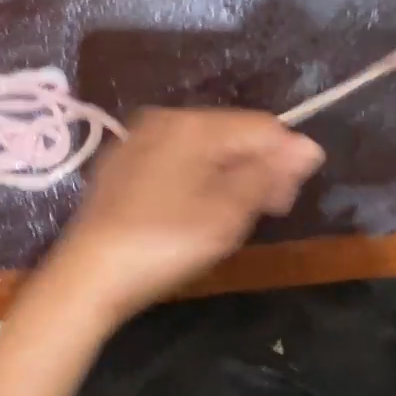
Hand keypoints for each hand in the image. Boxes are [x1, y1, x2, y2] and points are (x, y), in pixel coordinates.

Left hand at [40, 108, 323, 321]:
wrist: (87, 276)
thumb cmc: (163, 244)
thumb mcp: (225, 213)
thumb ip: (268, 176)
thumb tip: (308, 147)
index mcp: (193, 124)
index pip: (261, 127)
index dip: (285, 161)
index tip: (286, 204)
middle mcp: (163, 120)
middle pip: (230, 134)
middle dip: (254, 169)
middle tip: (259, 215)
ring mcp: (136, 141)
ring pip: (201, 150)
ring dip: (225, 178)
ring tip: (224, 221)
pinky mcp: (119, 167)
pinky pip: (173, 163)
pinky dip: (193, 182)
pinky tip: (189, 215)